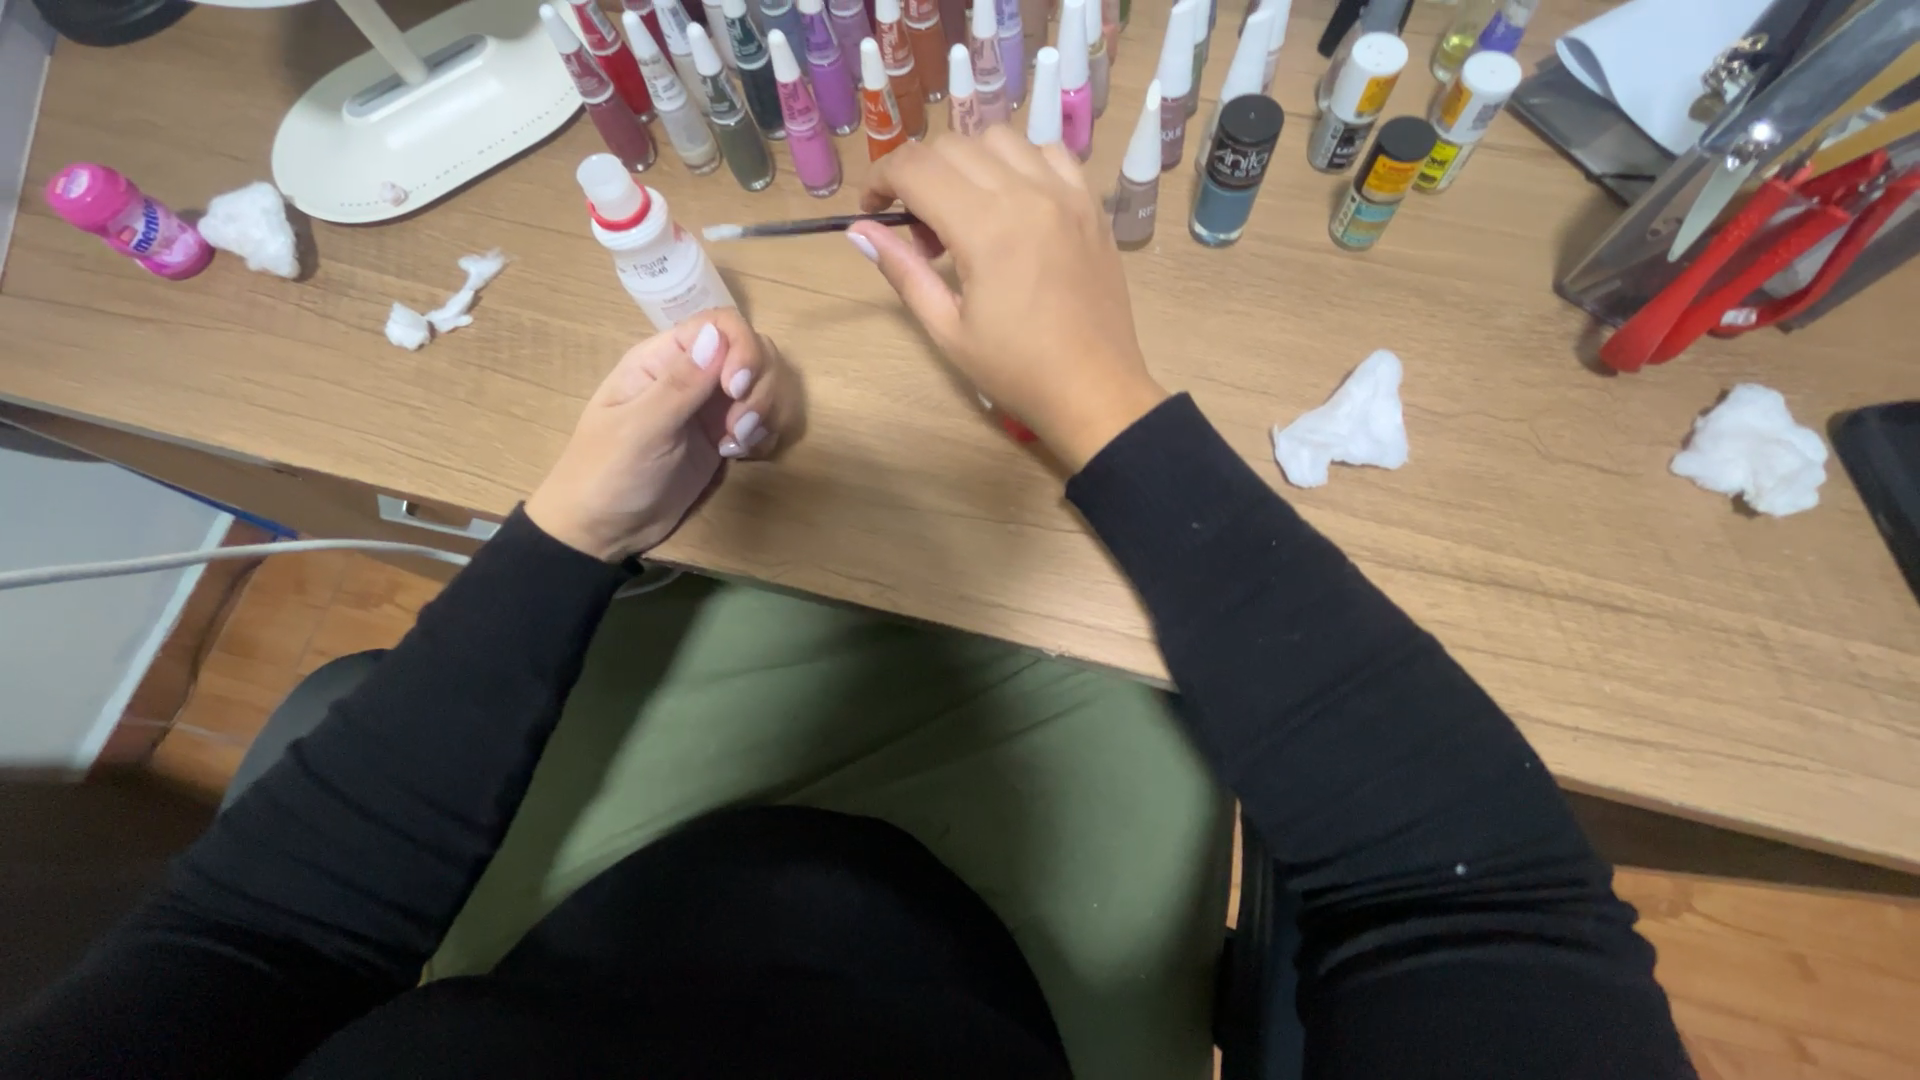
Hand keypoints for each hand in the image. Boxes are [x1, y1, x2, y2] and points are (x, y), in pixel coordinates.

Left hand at [526, 310, 801, 560]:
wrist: (605, 530)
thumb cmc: (609, 474)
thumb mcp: (640, 429)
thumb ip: (681, 383)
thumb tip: (718, 333)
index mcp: (663, 360)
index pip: (722, 325)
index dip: (743, 350)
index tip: (737, 389)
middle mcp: (693, 374)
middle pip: (755, 352)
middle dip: (760, 389)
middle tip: (737, 430)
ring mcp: (712, 406)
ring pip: (766, 385)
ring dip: (766, 413)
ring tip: (737, 445)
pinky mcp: (725, 435)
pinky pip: (765, 420)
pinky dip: (765, 435)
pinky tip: (742, 456)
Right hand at [850, 127, 1168, 469]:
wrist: (1093, 389)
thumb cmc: (1017, 371)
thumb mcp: (948, 331)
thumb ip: (904, 272)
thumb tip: (860, 229)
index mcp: (985, 229)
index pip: (915, 167)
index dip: (881, 179)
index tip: (873, 209)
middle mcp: (1026, 194)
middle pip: (952, 146)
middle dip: (920, 176)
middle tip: (921, 233)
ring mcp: (1066, 194)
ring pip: (1000, 139)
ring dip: (968, 164)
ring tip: (967, 215)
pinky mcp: (1091, 204)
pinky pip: (1049, 154)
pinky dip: (1020, 164)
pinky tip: (1014, 205)